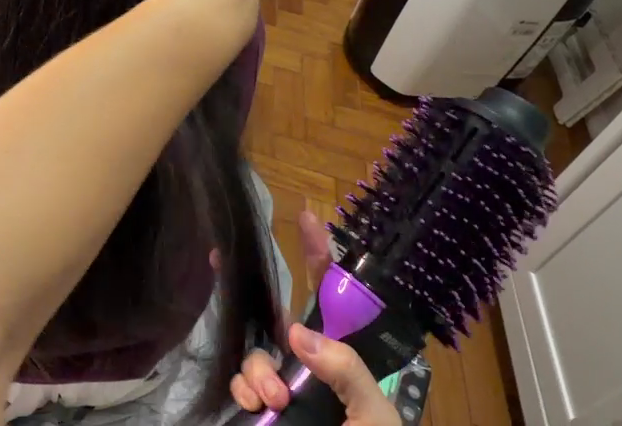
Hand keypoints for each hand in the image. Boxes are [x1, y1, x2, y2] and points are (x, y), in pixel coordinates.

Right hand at [231, 211, 399, 424]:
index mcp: (349, 361)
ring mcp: (289, 393)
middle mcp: (315, 369)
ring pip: (258, 354)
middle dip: (258, 304)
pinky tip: (255, 403)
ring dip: (259, 369)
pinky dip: (245, 389)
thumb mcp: (377, 419)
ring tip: (272, 398)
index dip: (320, 256)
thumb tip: (296, 333)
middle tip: (247, 307)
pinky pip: (244, 386)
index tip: (306, 216)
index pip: (333, 298)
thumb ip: (346, 371)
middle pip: (279, 319)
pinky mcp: (266, 413)